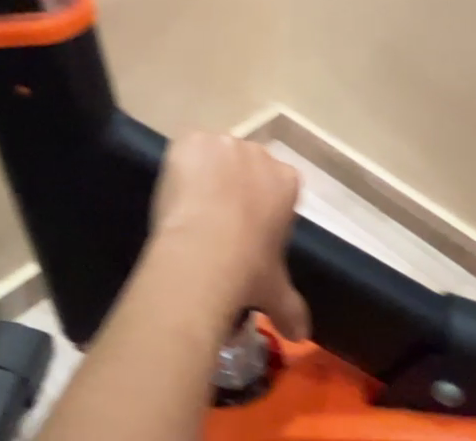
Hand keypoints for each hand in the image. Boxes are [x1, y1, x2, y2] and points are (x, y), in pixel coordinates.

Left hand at [148, 132, 311, 340]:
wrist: (204, 252)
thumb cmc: (247, 269)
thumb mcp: (275, 290)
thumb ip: (290, 307)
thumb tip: (301, 335)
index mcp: (287, 182)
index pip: (276, 186)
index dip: (260, 207)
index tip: (246, 231)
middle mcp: (260, 154)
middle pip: (245, 166)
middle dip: (234, 187)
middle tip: (216, 223)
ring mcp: (224, 143)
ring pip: (214, 156)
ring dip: (206, 175)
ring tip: (191, 211)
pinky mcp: (192, 140)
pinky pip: (185, 149)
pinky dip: (179, 167)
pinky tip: (175, 196)